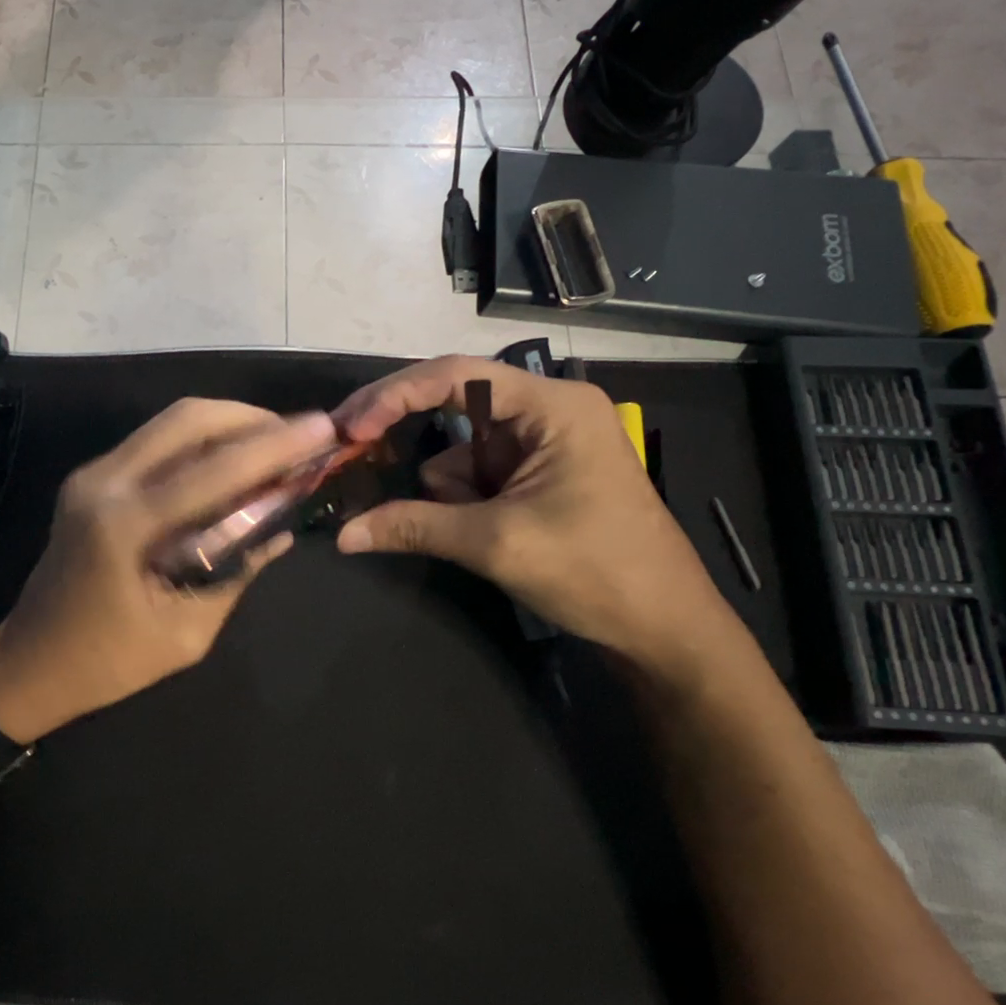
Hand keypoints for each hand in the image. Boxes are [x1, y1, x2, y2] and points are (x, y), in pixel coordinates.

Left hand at [0, 399, 338, 742]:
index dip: (275, 446)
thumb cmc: (108, 663)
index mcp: (124, 525)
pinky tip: (230, 461)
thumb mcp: (186, 632)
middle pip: (186, 419)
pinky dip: (197, 442)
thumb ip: (235, 572)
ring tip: (274, 445)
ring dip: (226, 424)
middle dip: (251, 418)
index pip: (213, 469)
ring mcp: (91, 475)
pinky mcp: (89, 480)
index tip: (323, 429)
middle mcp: (103, 483)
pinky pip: (153, 442)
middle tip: (299, 436)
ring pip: (168, 423)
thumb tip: (280, 528)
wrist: (30, 662)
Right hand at [331, 355, 735, 668]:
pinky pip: (476, 476)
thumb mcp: (495, 544)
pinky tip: (482, 535)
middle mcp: (548, 412)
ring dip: (446, 490)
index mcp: (552, 406)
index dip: (395, 396)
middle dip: (408, 435)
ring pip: (459, 450)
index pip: (456, 376)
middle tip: (350, 452)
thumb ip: (414, 527)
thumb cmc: (595, 571)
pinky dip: (461, 502)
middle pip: (453, 408)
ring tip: (474, 533)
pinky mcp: (537, 477)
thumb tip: (343, 534)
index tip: (350, 428)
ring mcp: (543, 445)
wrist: (663, 627)